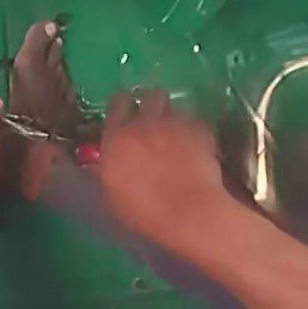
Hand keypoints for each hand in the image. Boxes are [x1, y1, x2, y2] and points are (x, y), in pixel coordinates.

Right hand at [96, 89, 241, 249]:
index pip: (117, 103)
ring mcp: (175, 123)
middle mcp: (144, 122)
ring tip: (173, 134)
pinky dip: (191, 131)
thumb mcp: (111, 194)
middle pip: (148, 95)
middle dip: (149, 104)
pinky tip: (193, 147)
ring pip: (173, 106)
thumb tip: (106, 159)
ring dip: (170, 116)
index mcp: (116, 138)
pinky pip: (193, 121)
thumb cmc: (143, 212)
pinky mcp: (201, 129)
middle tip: (151, 122)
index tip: (124, 117)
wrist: (188, 213)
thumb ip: (108, 168)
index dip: (122, 107)